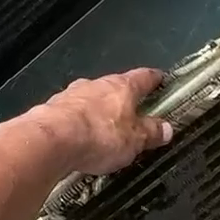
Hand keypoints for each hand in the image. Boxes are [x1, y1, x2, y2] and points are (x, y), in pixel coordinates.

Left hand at [1, 68, 173, 174]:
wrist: (51, 141)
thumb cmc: (99, 136)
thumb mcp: (135, 140)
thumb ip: (151, 133)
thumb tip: (167, 128)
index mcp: (121, 87)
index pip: (143, 77)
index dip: (154, 79)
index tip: (160, 78)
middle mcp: (96, 85)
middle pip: (115, 87)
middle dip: (124, 99)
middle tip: (132, 112)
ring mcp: (72, 95)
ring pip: (91, 99)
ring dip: (99, 111)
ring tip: (104, 130)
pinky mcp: (52, 110)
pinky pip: (72, 115)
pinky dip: (79, 124)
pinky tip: (80, 138)